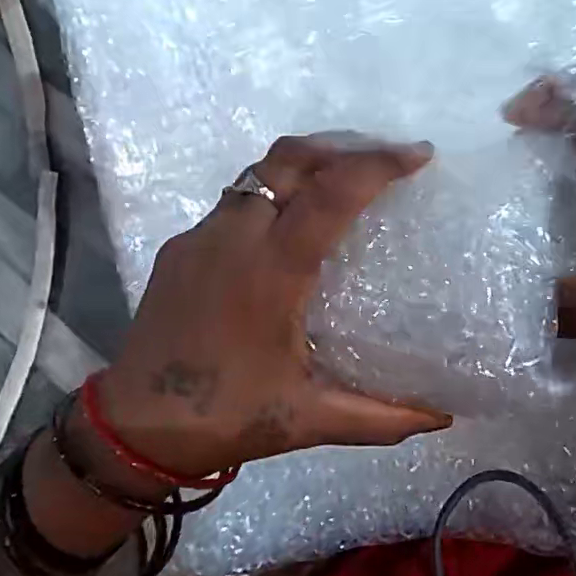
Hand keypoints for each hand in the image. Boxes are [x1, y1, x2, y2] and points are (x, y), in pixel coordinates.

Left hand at [92, 134, 454, 476]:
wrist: (134, 428)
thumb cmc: (226, 416)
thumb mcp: (309, 419)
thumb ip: (380, 417)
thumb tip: (442, 418)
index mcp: (271, 271)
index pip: (330, 194)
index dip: (377, 166)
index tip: (418, 155)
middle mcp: (233, 238)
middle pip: (289, 158)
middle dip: (341, 147)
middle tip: (382, 159)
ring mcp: (200, 237)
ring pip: (257, 172)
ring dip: (304, 166)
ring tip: (341, 183)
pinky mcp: (180, 248)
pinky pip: (233, 201)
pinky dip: (271, 194)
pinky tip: (288, 227)